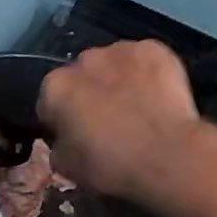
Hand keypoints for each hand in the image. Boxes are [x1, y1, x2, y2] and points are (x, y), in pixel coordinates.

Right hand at [38, 40, 212, 204]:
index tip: (75, 136)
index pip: (49, 102)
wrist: (167, 155)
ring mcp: (121, 50)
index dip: (61, 120)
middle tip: (107, 122)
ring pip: (112, 65)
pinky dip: (146, 75)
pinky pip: (143, 61)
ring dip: (116, 81)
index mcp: (55, 87)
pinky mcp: (155, 49)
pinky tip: (155, 97)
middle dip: (88, 94)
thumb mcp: (67, 166)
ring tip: (135, 109)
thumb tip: (66, 138)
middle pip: (81, 77)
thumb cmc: (110, 165)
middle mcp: (84, 60)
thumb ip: (58, 145)